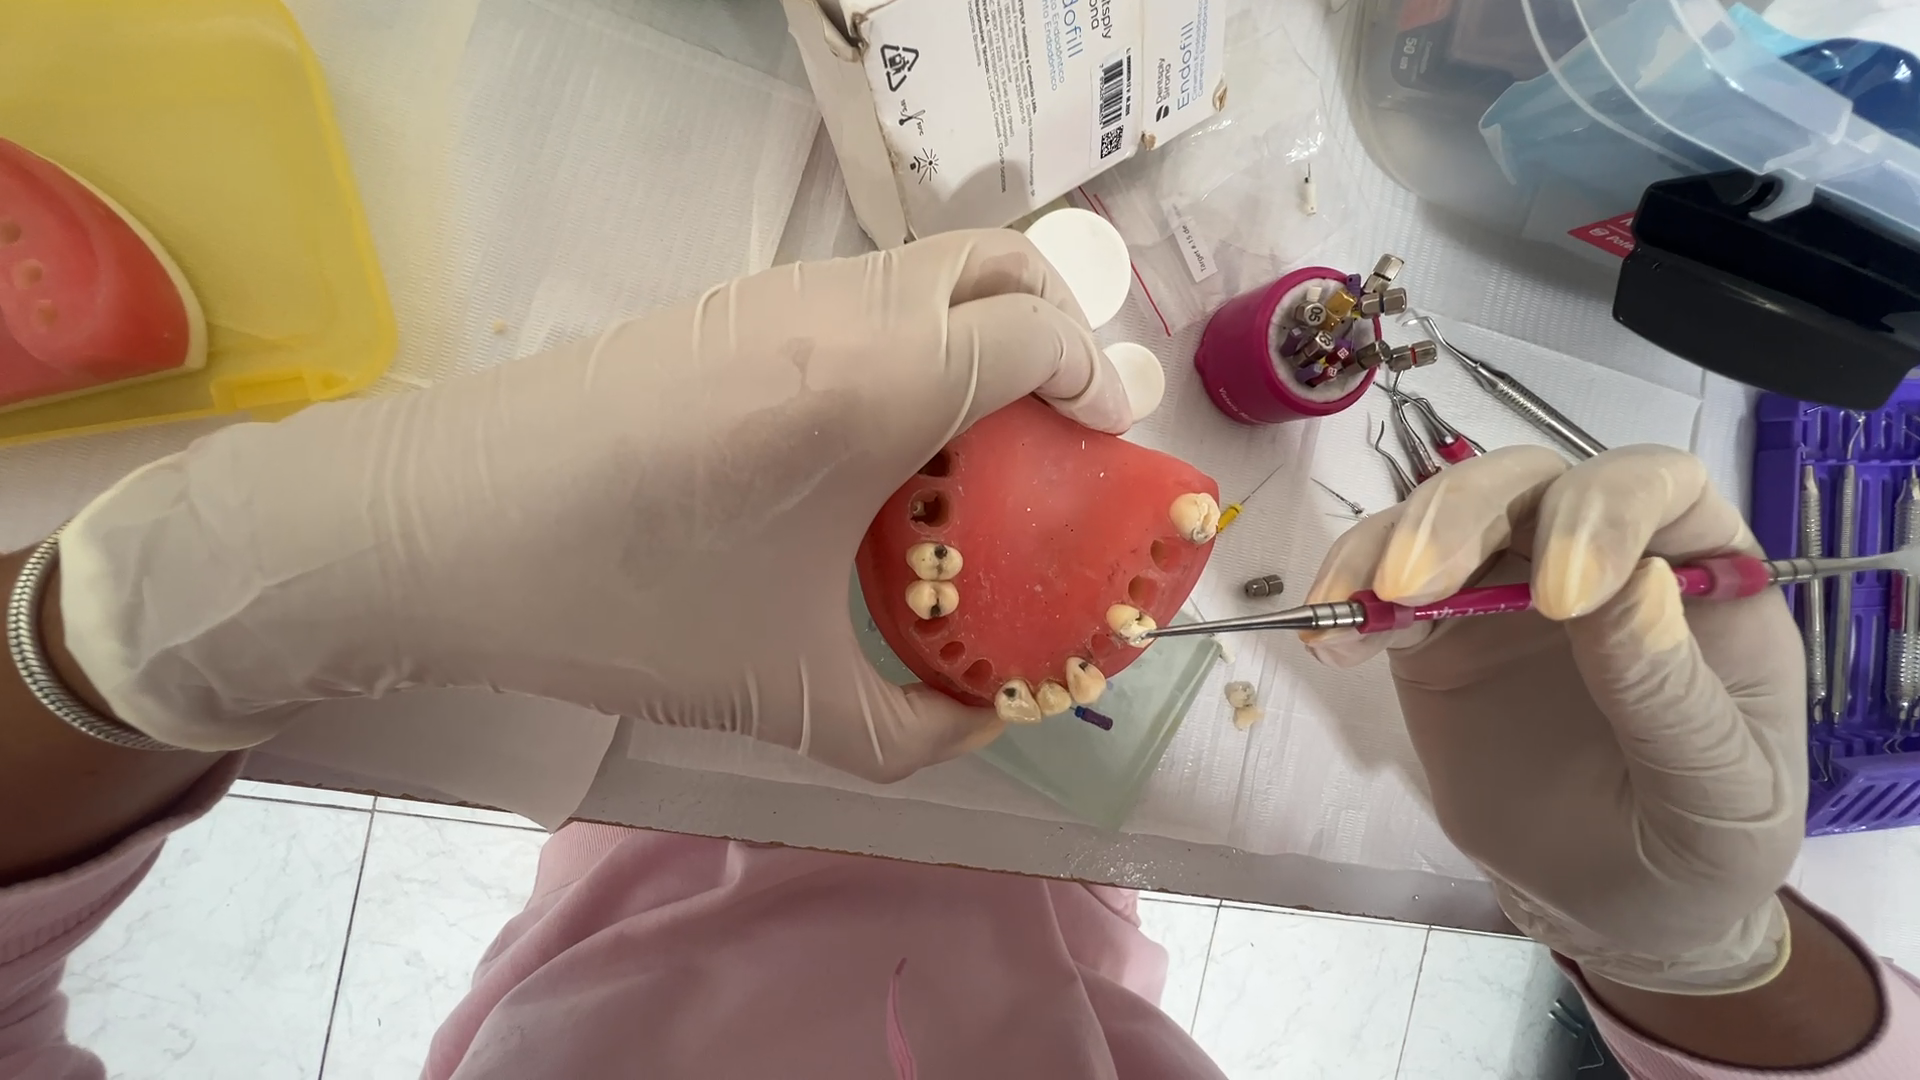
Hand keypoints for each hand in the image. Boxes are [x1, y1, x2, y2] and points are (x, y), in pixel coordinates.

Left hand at [55, 230, 1134, 781]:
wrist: (433, 527)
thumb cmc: (622, 610)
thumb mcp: (787, 698)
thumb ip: (912, 733)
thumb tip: (988, 722)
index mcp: (869, 391)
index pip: (1032, 334)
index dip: (1090, 379)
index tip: (1101, 440)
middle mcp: (837, 311)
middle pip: (999, 262)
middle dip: (1057, 324)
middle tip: (1056, 417)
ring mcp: (780, 290)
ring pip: (930, 262)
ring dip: (986, 321)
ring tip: (980, 421)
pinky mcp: (734, 297)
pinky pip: (869, 285)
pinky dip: (919, 327)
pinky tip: (885, 420)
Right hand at [1302, 446, 1806, 994]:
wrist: (1588, 894)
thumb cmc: (1684, 849)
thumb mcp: (1714, 797)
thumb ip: (1671, 693)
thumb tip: (1627, 583)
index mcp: (1689, 581)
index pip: (1647, 487)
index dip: (1597, 516)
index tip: (1557, 604)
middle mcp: (1586, 563)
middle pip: (1516, 483)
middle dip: (1452, 519)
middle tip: (1405, 587)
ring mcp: (1495, 593)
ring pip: (1431, 519)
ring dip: (1376, 550)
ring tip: (1342, 613)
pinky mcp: (1428, 633)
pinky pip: (1377, 586)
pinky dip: (1343, 600)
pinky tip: (1327, 644)